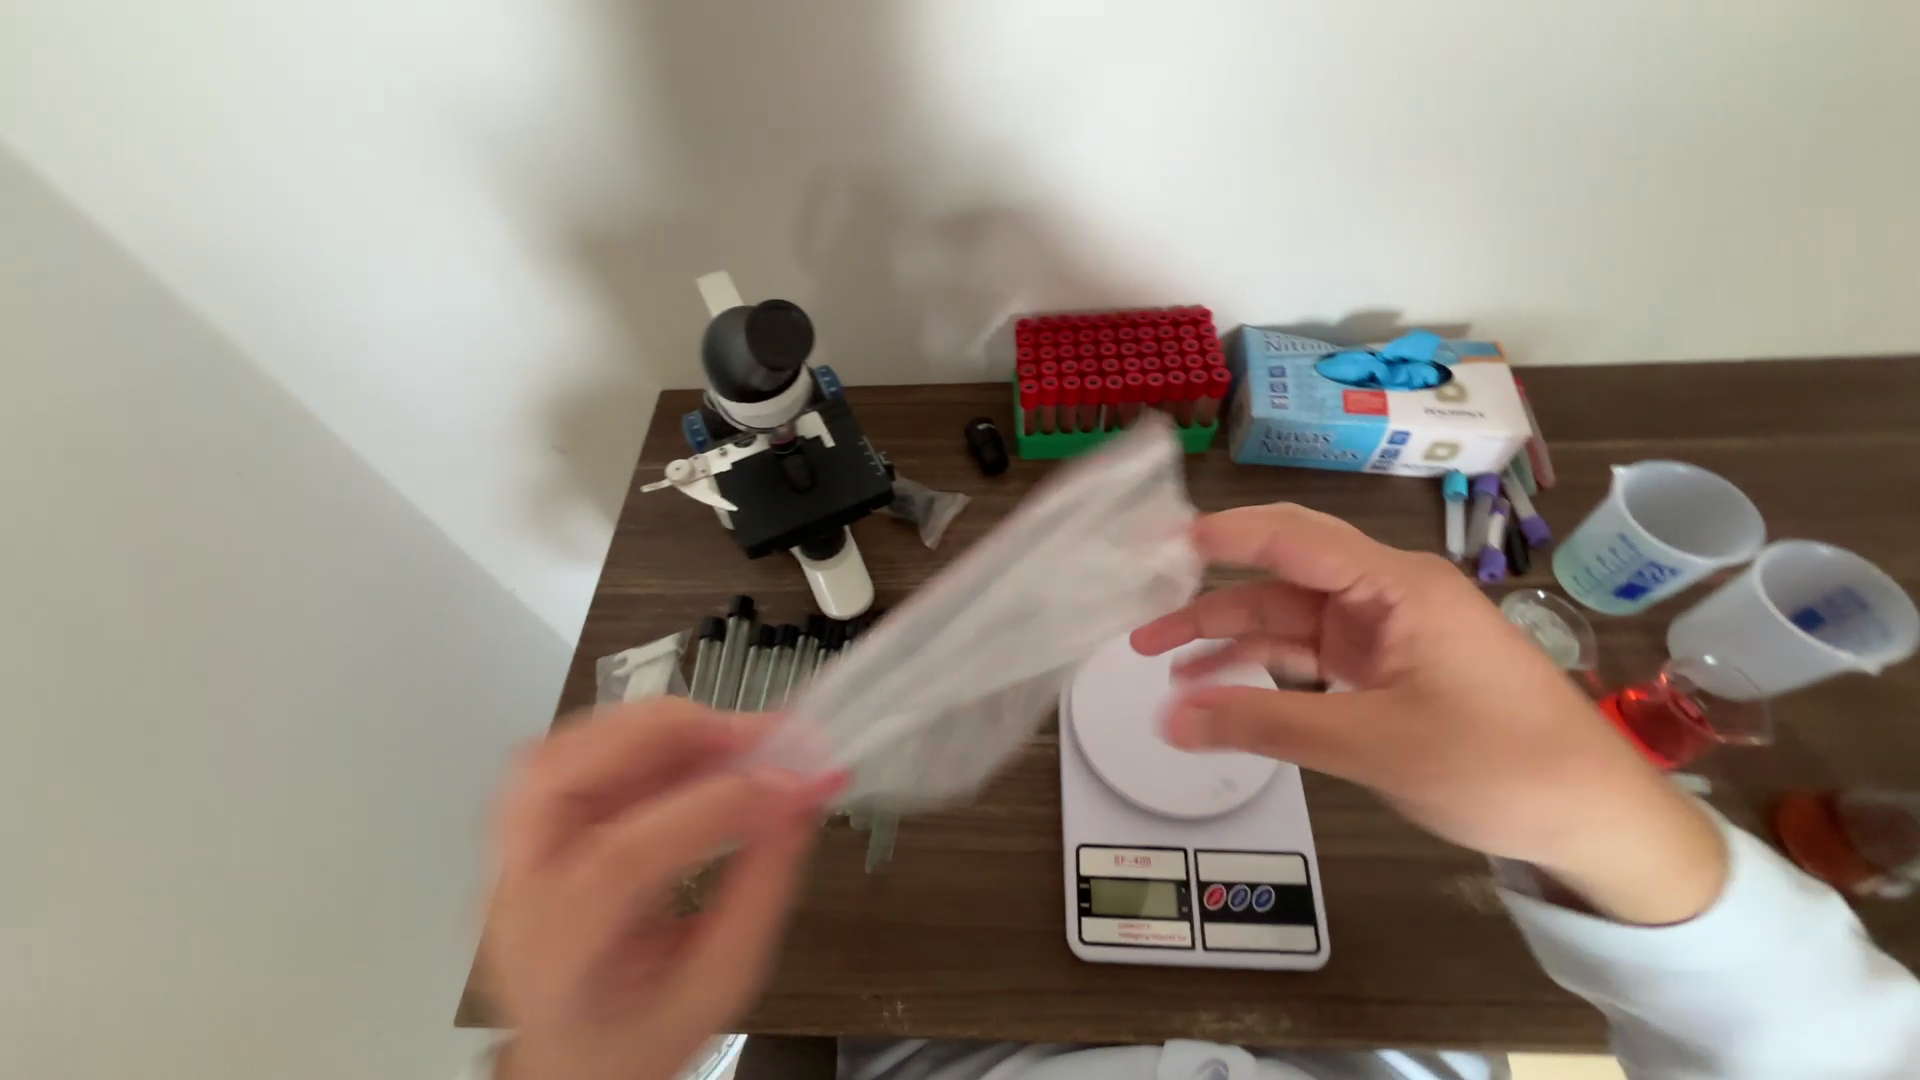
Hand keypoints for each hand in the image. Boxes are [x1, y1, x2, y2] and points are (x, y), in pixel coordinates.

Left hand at [484, 699, 841, 1079]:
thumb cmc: (644, 1035)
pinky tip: (698, 751)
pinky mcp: (532, 822)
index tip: (794, 784)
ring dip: (652, 727)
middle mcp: (517, 887)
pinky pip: (578, 751)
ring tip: (728, 737)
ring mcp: (512, 848)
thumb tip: (800, 799)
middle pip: (560, 776)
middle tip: (748, 734)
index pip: (623, 858)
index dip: (717, 805)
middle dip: (664, 735)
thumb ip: (763, 889)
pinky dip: (643, 736)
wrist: (572, 1062)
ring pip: (562, 749)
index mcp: (558, 951)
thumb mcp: (720, 984)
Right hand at [1132, 503, 1726, 925]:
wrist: (1597, 823)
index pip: (1290, 539)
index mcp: (1394, 585)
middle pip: (1277, 579)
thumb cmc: (1498, 766)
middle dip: (1208, 596)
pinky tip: (1215, 690)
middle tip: (1141, 609)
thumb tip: (1168, 719)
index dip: (1221, 535)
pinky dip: (1260, 672)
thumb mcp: (1370, 744)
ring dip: (1226, 639)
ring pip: (1285, 620)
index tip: (1156, 542)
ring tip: (1159, 659)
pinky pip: (1305, 657)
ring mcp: (1382, 633)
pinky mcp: (1381, 668)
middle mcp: (1383, 595)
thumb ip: (1262, 724)